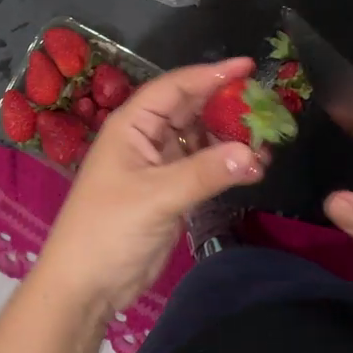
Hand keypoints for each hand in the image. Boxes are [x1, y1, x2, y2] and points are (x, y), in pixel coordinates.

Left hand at [32, 58, 266, 314]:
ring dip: (230, 137)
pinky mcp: (169, 190)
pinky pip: (202, 165)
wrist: (85, 286)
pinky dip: (226, 163)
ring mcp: (158, 163)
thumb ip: (205, 173)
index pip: (175, 86)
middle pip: (190, 108)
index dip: (211, 74)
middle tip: (266, 103)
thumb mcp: (156, 197)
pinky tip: (253, 166)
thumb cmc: (108, 229)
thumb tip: (253, 152)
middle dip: (226, 104)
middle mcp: (146, 136)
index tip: (248, 66)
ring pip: (199, 137)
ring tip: (268, 141)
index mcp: (132, 123)